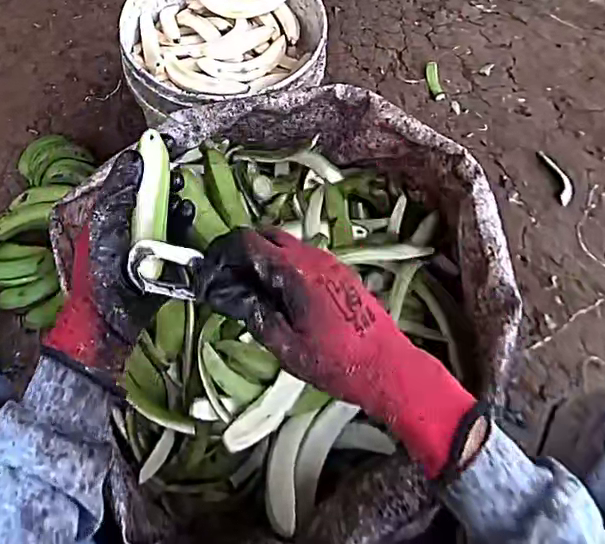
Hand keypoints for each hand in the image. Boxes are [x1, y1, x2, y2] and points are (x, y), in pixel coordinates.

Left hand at [42, 150, 164, 383]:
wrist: (109, 319)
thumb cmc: (96, 270)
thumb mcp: (103, 224)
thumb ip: (118, 192)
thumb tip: (133, 158)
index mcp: (108, 211)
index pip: (128, 178)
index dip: (144, 160)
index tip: (159, 143)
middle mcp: (128, 220)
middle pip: (149, 191)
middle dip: (162, 177)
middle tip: (174, 166)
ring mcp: (146, 238)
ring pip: (166, 209)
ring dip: (174, 196)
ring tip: (180, 186)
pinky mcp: (164, 256)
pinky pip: (178, 234)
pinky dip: (183, 220)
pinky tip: (187, 211)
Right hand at [194, 228, 477, 476]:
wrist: (394, 370)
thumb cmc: (339, 363)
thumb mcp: (287, 347)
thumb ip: (254, 315)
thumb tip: (227, 294)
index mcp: (293, 271)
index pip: (247, 242)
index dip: (222, 252)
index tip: (211, 268)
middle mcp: (310, 257)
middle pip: (265, 233)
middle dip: (241, 249)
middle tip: (228, 274)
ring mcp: (328, 261)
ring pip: (285, 242)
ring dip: (263, 255)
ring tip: (252, 284)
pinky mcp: (339, 271)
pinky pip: (302, 255)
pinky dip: (283, 263)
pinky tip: (281, 291)